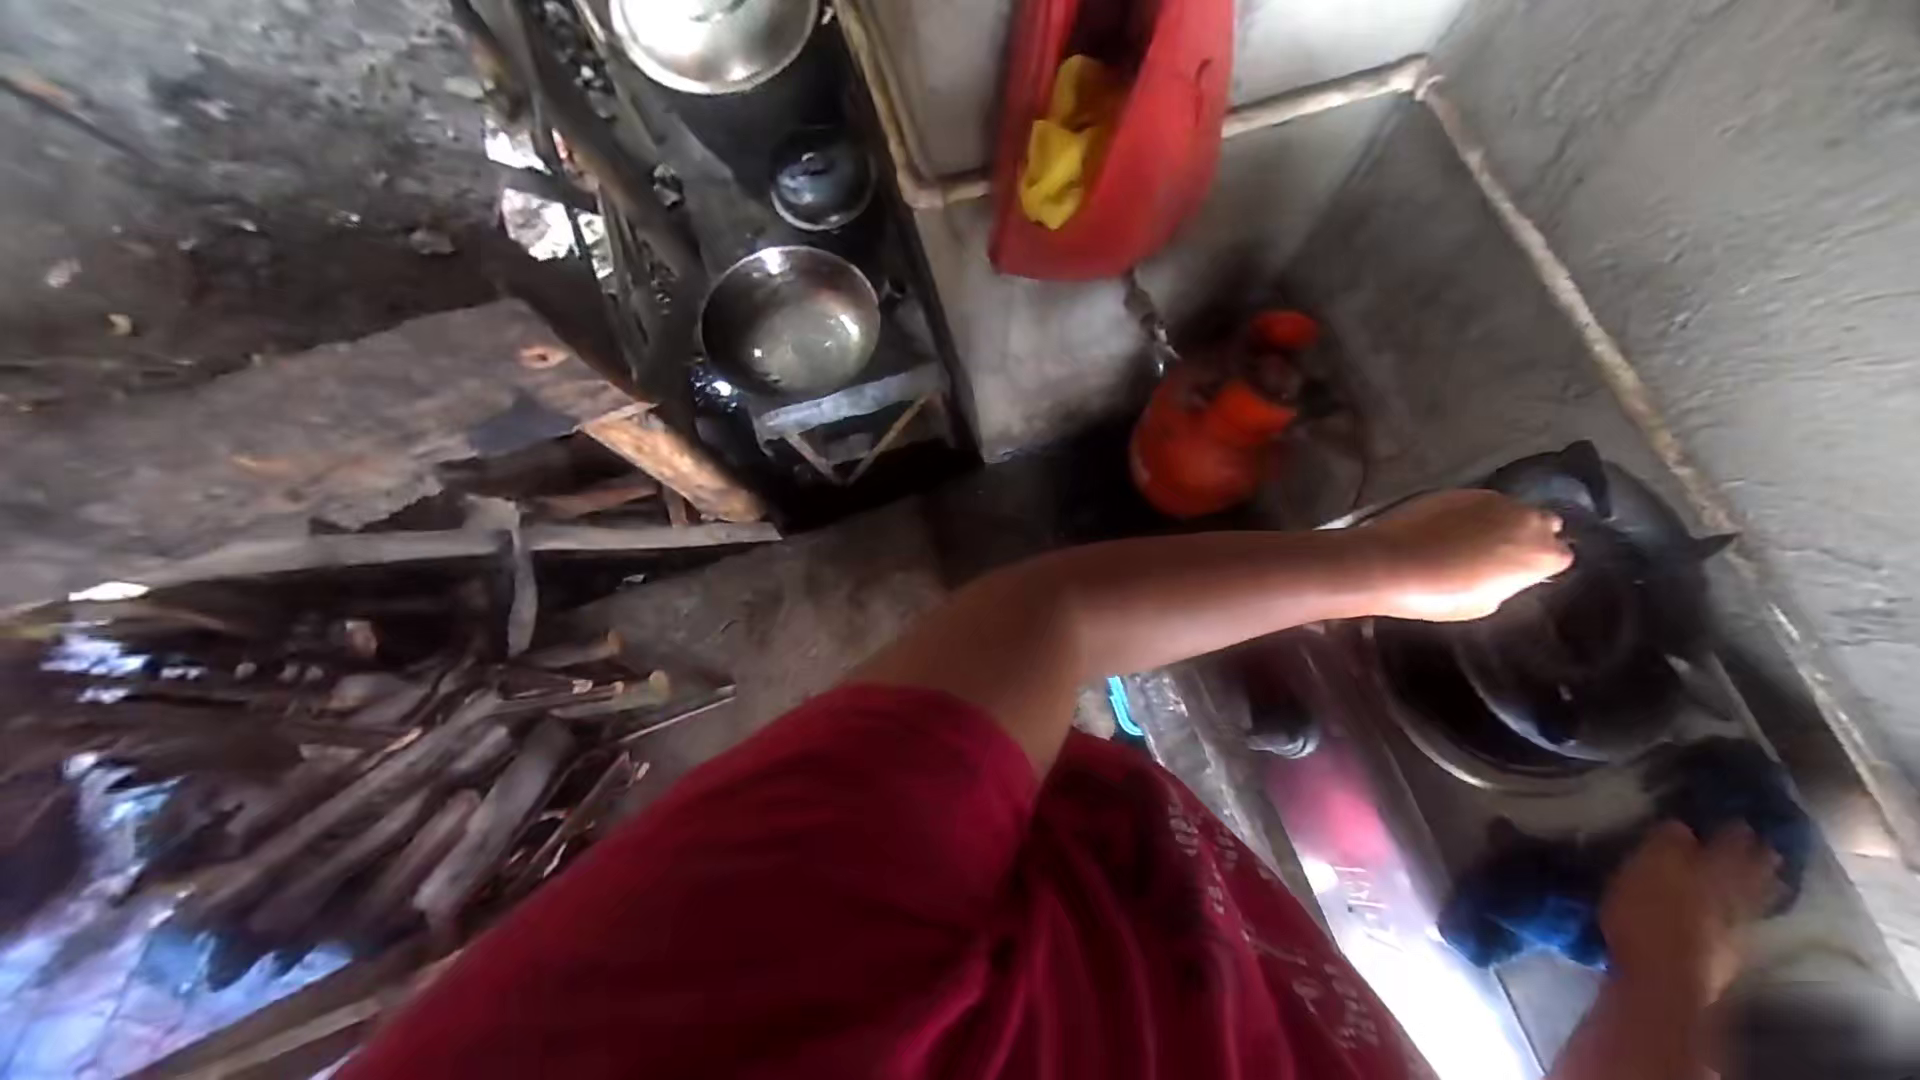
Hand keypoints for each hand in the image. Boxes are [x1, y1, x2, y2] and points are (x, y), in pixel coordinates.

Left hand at [1360, 490, 1573, 621]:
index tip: (1515, 570)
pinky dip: (1468, 513)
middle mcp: (1528, 519)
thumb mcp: (1486, 601)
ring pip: (1509, 509)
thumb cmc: (1436, 594)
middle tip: (1495, 552)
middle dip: (1525, 535)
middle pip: (1540, 524)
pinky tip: (1445, 527)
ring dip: (1497, 521)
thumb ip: (1508, 581)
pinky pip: (1476, 502)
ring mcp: (1492, 499)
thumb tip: (1505, 572)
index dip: (1536, 563)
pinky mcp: (1459, 490)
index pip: (1558, 555)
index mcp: (1543, 553)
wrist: (1388, 563)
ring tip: (1467, 539)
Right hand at [1601, 822, 1781, 1002]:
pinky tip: (1747, 910)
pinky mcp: (1729, 950)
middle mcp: (1730, 898)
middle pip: (1748, 874)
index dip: (1732, 834)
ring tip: (1770, 875)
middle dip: (1756, 859)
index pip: (1727, 847)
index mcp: (1708, 874)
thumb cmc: (1644, 915)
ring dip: (1762, 885)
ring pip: (1753, 899)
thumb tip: (1680, 826)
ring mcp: (1735, 927)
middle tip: (1765, 844)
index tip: (1738, 819)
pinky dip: (1752, 909)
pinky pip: (1747, 919)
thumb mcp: (1641, 872)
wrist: (1665, 977)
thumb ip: (1663, 848)